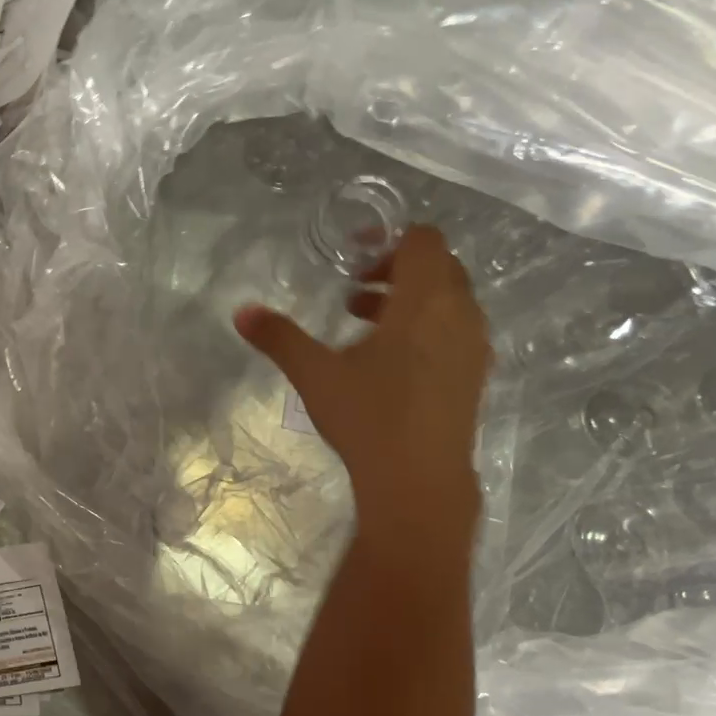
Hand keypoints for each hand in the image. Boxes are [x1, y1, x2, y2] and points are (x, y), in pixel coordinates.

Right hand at [234, 225, 490, 521]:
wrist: (418, 477)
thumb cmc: (368, 416)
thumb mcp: (314, 374)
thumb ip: (280, 338)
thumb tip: (242, 312)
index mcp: (425, 301)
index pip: (423, 242)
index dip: (389, 238)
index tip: (354, 256)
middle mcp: (460, 312)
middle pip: (439, 267)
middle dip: (397, 269)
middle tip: (353, 290)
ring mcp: (473, 344)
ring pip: (448, 300)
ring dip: (409, 300)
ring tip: (363, 324)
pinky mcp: (473, 372)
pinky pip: (453, 329)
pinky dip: (423, 327)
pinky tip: (387, 360)